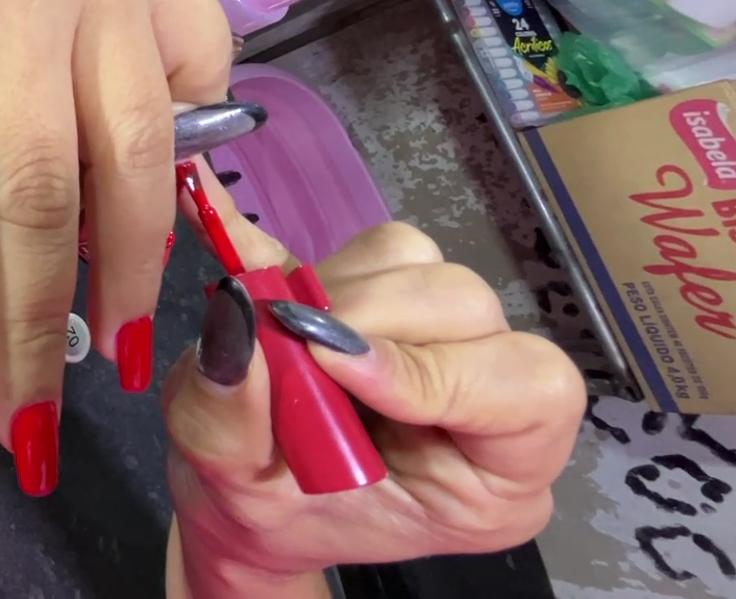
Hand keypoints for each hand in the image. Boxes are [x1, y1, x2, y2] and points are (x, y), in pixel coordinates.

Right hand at [161, 170, 585, 595]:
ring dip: (331, 278)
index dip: (427, 366)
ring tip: (273, 316)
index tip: (324, 360)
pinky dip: (266, 235)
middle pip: (465, 304)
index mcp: (486, 474)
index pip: (526, 389)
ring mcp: (416, 335)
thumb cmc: (259, 518)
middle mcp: (476, 396)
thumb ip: (231, 414)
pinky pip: (329, 245)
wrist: (248, 509)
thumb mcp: (234, 489)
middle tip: (286, 331)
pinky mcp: (357, 300)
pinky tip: (209, 217)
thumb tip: (236, 314)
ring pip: (412, 260)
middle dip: (365, 309)